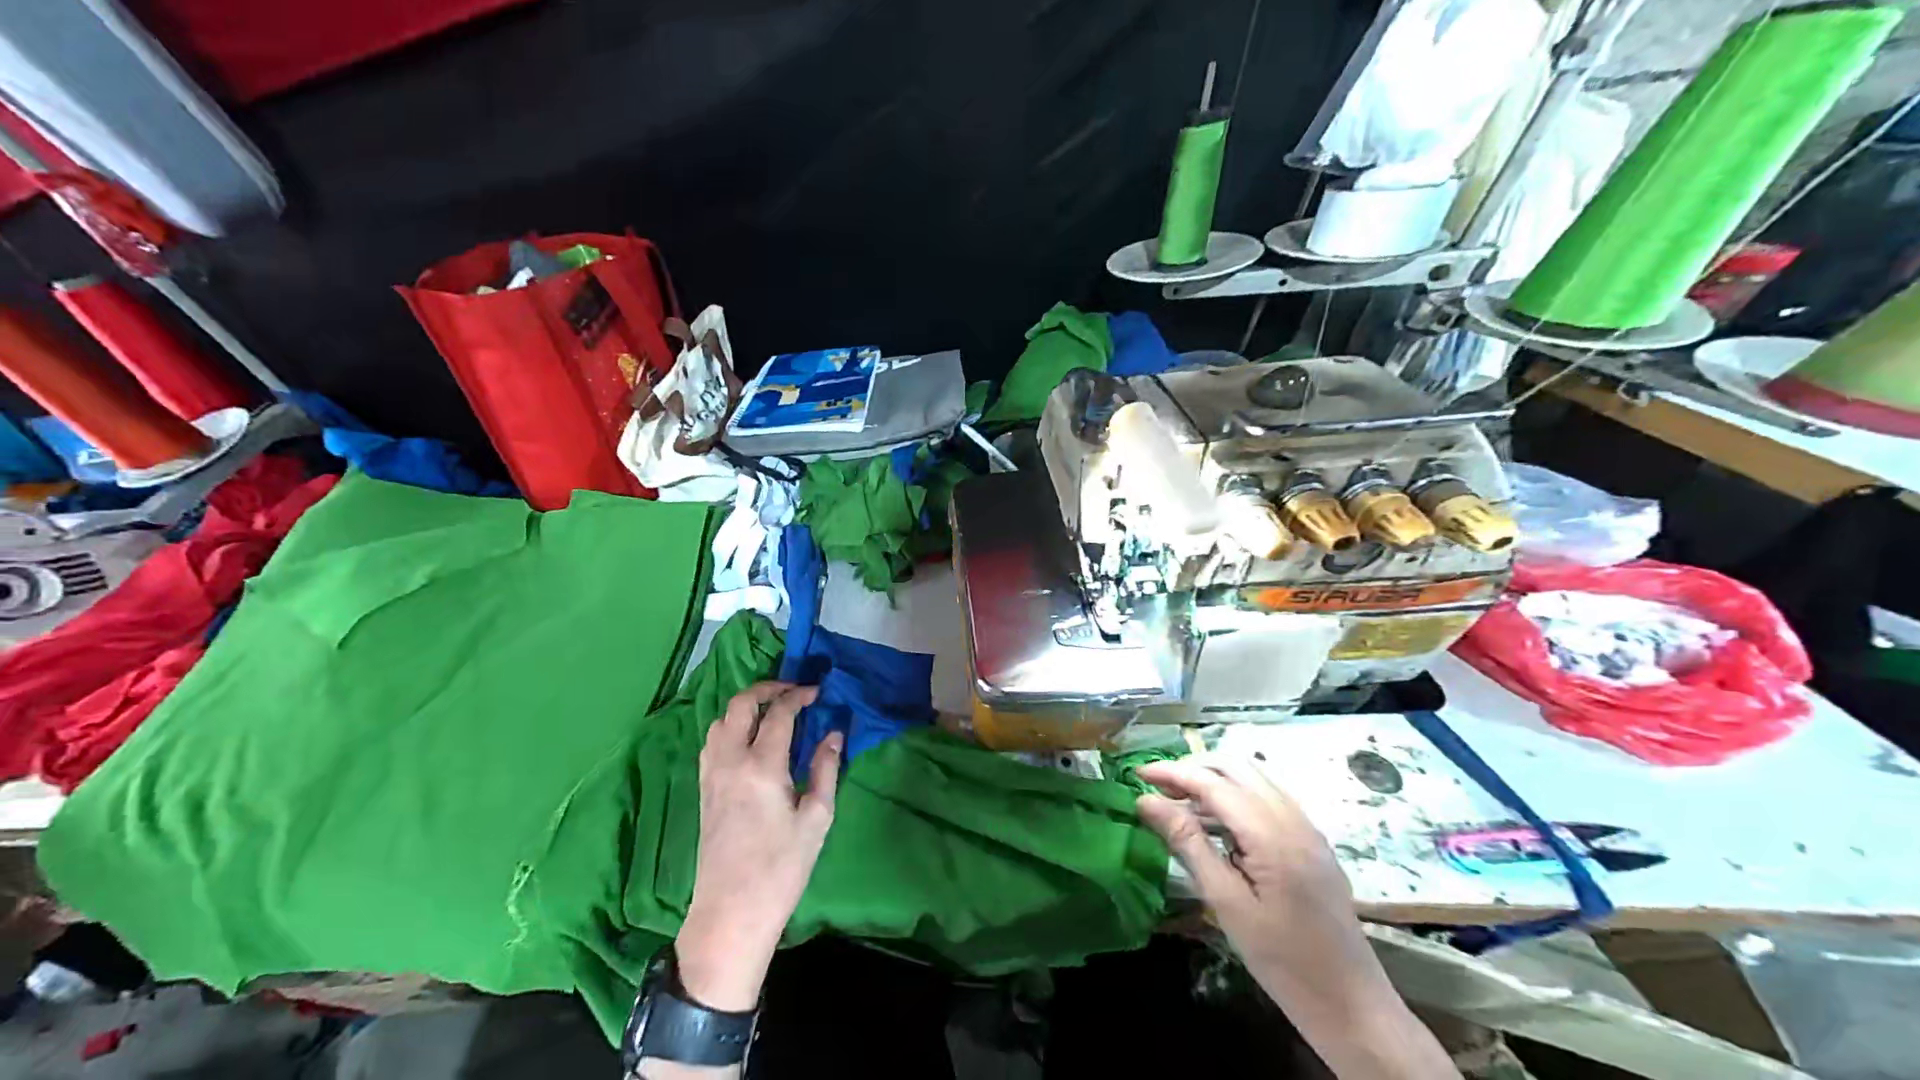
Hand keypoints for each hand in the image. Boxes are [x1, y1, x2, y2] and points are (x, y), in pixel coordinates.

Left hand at [674, 682, 840, 1012]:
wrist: (732, 911)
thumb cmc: (782, 867)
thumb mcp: (817, 818)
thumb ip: (826, 769)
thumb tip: (834, 734)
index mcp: (761, 766)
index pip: (779, 713)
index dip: (799, 696)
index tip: (818, 692)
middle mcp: (730, 761)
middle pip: (741, 704)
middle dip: (767, 688)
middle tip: (793, 691)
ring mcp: (711, 774)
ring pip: (722, 719)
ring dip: (747, 706)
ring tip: (773, 711)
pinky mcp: (703, 788)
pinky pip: (713, 741)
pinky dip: (731, 726)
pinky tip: (749, 739)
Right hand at [1135, 757, 1457, 1078]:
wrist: (1351, 1005)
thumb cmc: (1282, 960)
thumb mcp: (1226, 902)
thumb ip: (1187, 843)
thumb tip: (1146, 801)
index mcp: (1272, 834)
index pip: (1213, 783)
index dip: (1171, 772)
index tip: (1136, 774)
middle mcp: (1293, 819)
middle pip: (1236, 767)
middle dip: (1193, 768)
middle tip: (1156, 786)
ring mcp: (1307, 828)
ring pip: (1254, 779)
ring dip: (1213, 780)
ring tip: (1177, 803)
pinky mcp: (1311, 842)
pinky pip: (1268, 799)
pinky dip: (1235, 797)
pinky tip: (1214, 823)